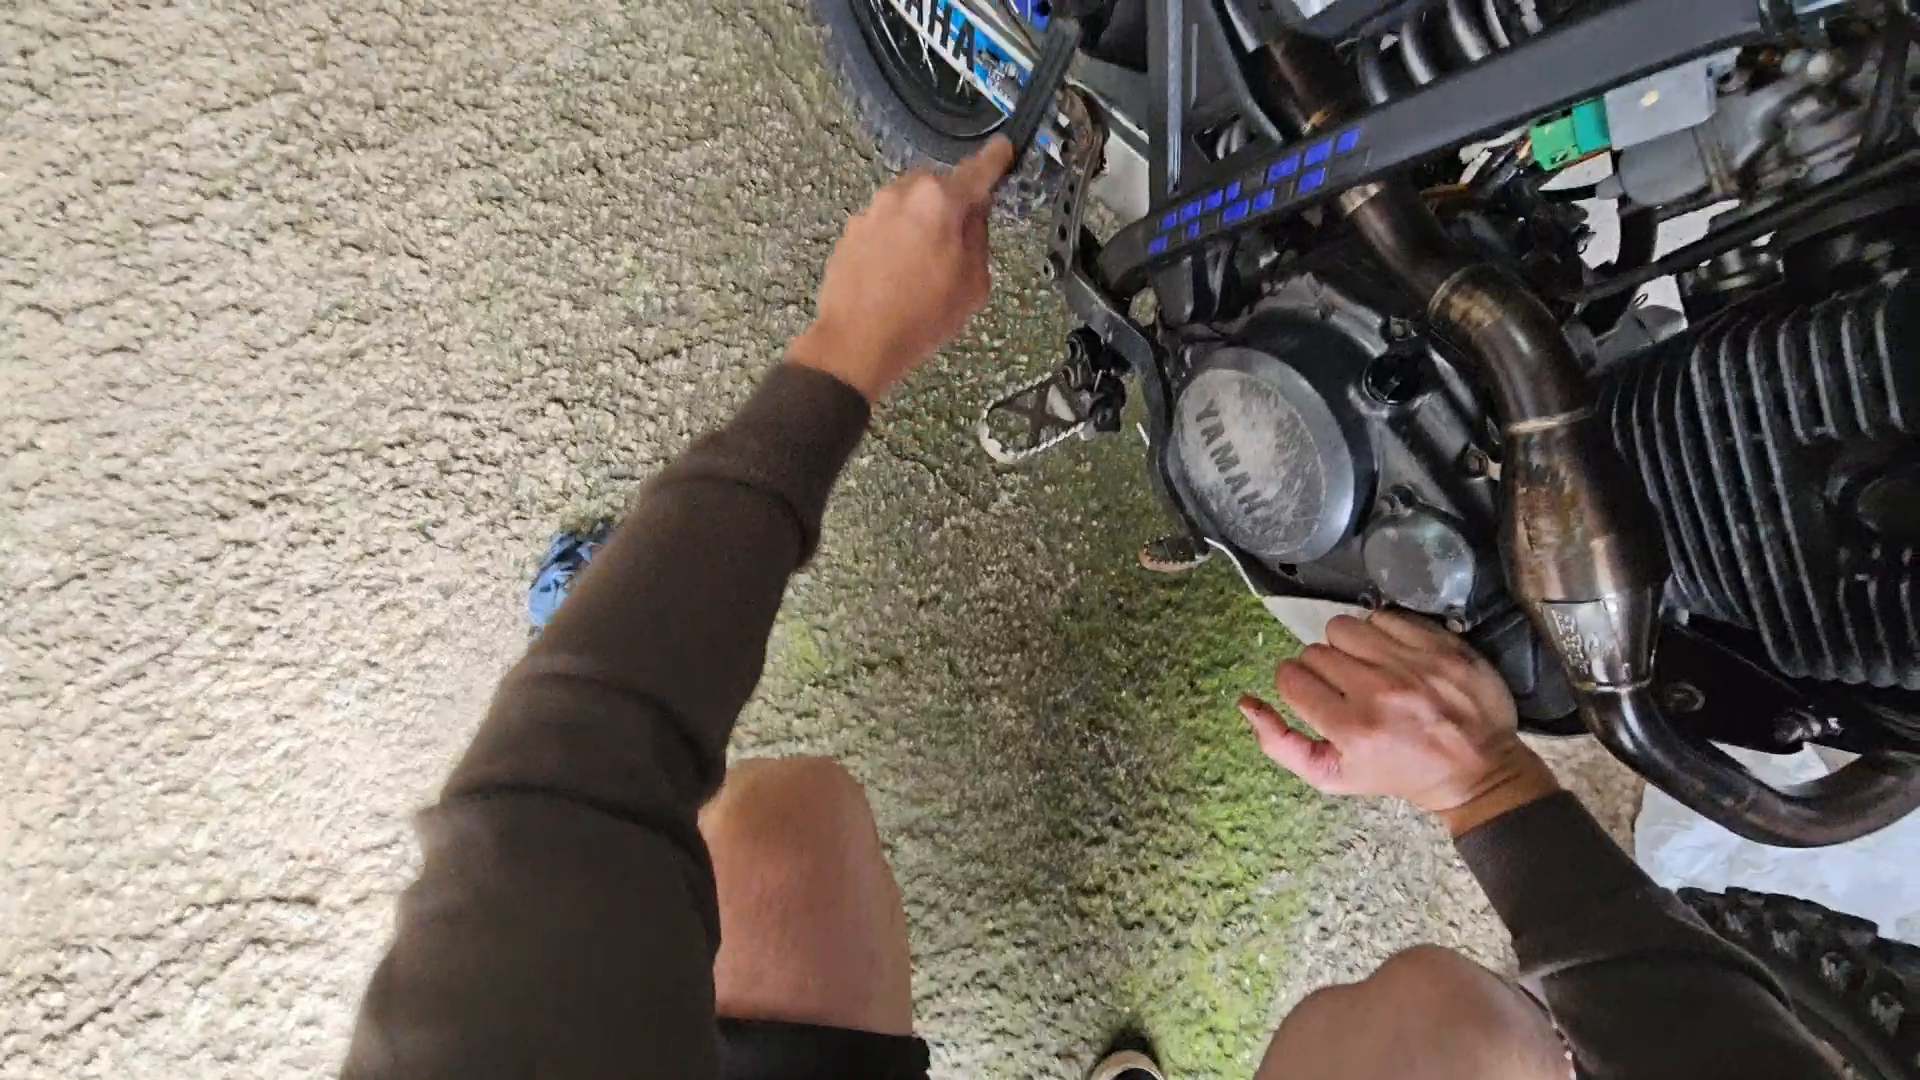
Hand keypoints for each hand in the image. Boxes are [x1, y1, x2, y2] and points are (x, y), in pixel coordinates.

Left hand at [787, 138, 1014, 401]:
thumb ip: (980, 241)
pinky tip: (897, 277)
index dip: (996, 161)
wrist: (857, 343)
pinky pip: (884, 227)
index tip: (1003, 151)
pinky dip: (895, 243)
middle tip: (959, 247)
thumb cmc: (918, 319)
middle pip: (938, 187)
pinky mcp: (851, 232)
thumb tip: (975, 219)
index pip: (978, 170)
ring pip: (909, 206)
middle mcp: (902, 195)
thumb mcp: (973, 286)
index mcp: (940, 202)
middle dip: (951, 208)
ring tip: (923, 272)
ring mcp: (872, 211)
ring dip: (921, 227)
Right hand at [1238, 612, 1561, 836]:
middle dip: (1321, 668)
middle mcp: (1381, 692)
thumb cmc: (1395, 772)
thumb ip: (1280, 744)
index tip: (1316, 698)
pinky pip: (1382, 616)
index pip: (1289, 677)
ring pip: (1343, 627)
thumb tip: (1245, 702)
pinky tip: (1390, 655)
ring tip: (1365, 666)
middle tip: (1343, 687)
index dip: (1296, 686)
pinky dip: (1378, 633)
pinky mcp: (1440, 646)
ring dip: (1346, 646)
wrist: (1479, 770)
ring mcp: (1414, 665)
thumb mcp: (1331, 776)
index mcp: (1352, 727)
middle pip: (1314, 651)